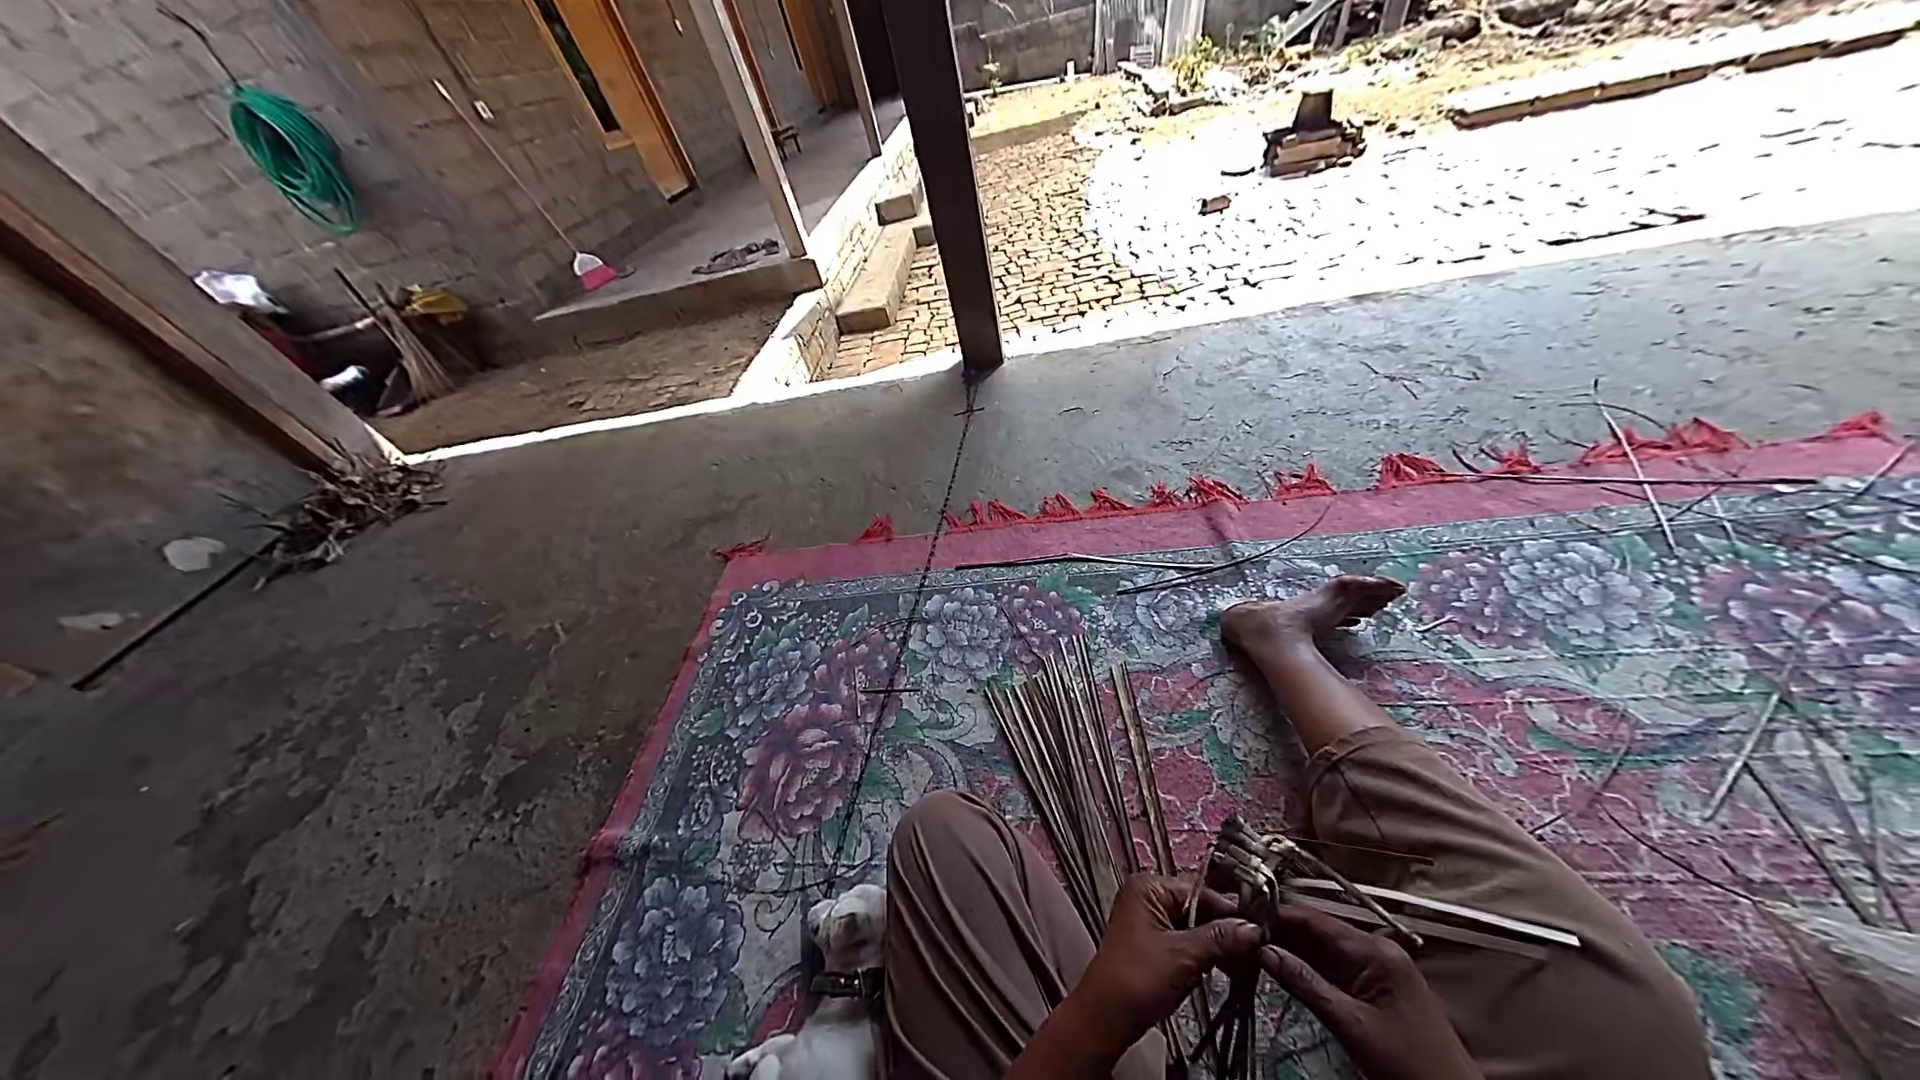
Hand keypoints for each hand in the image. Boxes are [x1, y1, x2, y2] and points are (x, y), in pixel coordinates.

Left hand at [1078, 874, 1266, 1046]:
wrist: (1108, 1016)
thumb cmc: (1139, 977)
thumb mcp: (1183, 955)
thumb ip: (1220, 938)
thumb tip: (1254, 928)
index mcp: (1148, 887)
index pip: (1199, 890)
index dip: (1229, 910)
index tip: (1261, 929)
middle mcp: (1147, 897)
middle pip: (1198, 907)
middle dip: (1226, 931)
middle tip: (1258, 951)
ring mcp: (1150, 921)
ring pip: (1195, 927)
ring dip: (1219, 946)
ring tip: (1246, 964)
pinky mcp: (1154, 944)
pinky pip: (1187, 942)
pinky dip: (1206, 955)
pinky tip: (1228, 969)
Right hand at [1260, 906, 1481, 1079]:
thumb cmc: (1411, 1067)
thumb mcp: (1353, 1026)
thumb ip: (1306, 984)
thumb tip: (1263, 951)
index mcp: (1376, 951)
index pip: (1315, 920)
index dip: (1276, 914)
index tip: (1241, 911)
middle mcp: (1376, 952)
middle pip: (1316, 932)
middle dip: (1278, 930)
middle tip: (1239, 928)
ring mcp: (1377, 971)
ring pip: (1321, 950)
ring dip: (1288, 948)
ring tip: (1249, 944)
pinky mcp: (1374, 990)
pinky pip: (1332, 969)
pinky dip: (1305, 967)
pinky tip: (1278, 966)